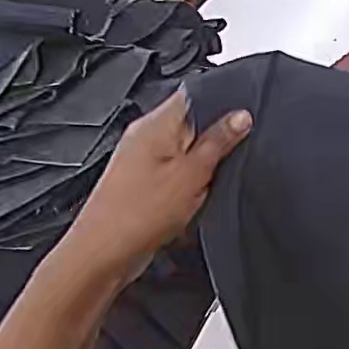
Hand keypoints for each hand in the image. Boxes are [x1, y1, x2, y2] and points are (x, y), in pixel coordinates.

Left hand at [50, 88, 249, 288]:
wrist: (105, 253)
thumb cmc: (137, 214)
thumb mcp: (192, 174)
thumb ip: (219, 142)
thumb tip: (241, 117)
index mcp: (155, 124)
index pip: (196, 95)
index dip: (224, 104)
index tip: (243, 120)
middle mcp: (146, 136)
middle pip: (194, 125)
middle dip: (216, 141)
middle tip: (223, 163)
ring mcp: (144, 159)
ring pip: (189, 151)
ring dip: (204, 166)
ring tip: (204, 185)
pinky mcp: (146, 182)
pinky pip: (179, 173)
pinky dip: (192, 184)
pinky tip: (194, 199)